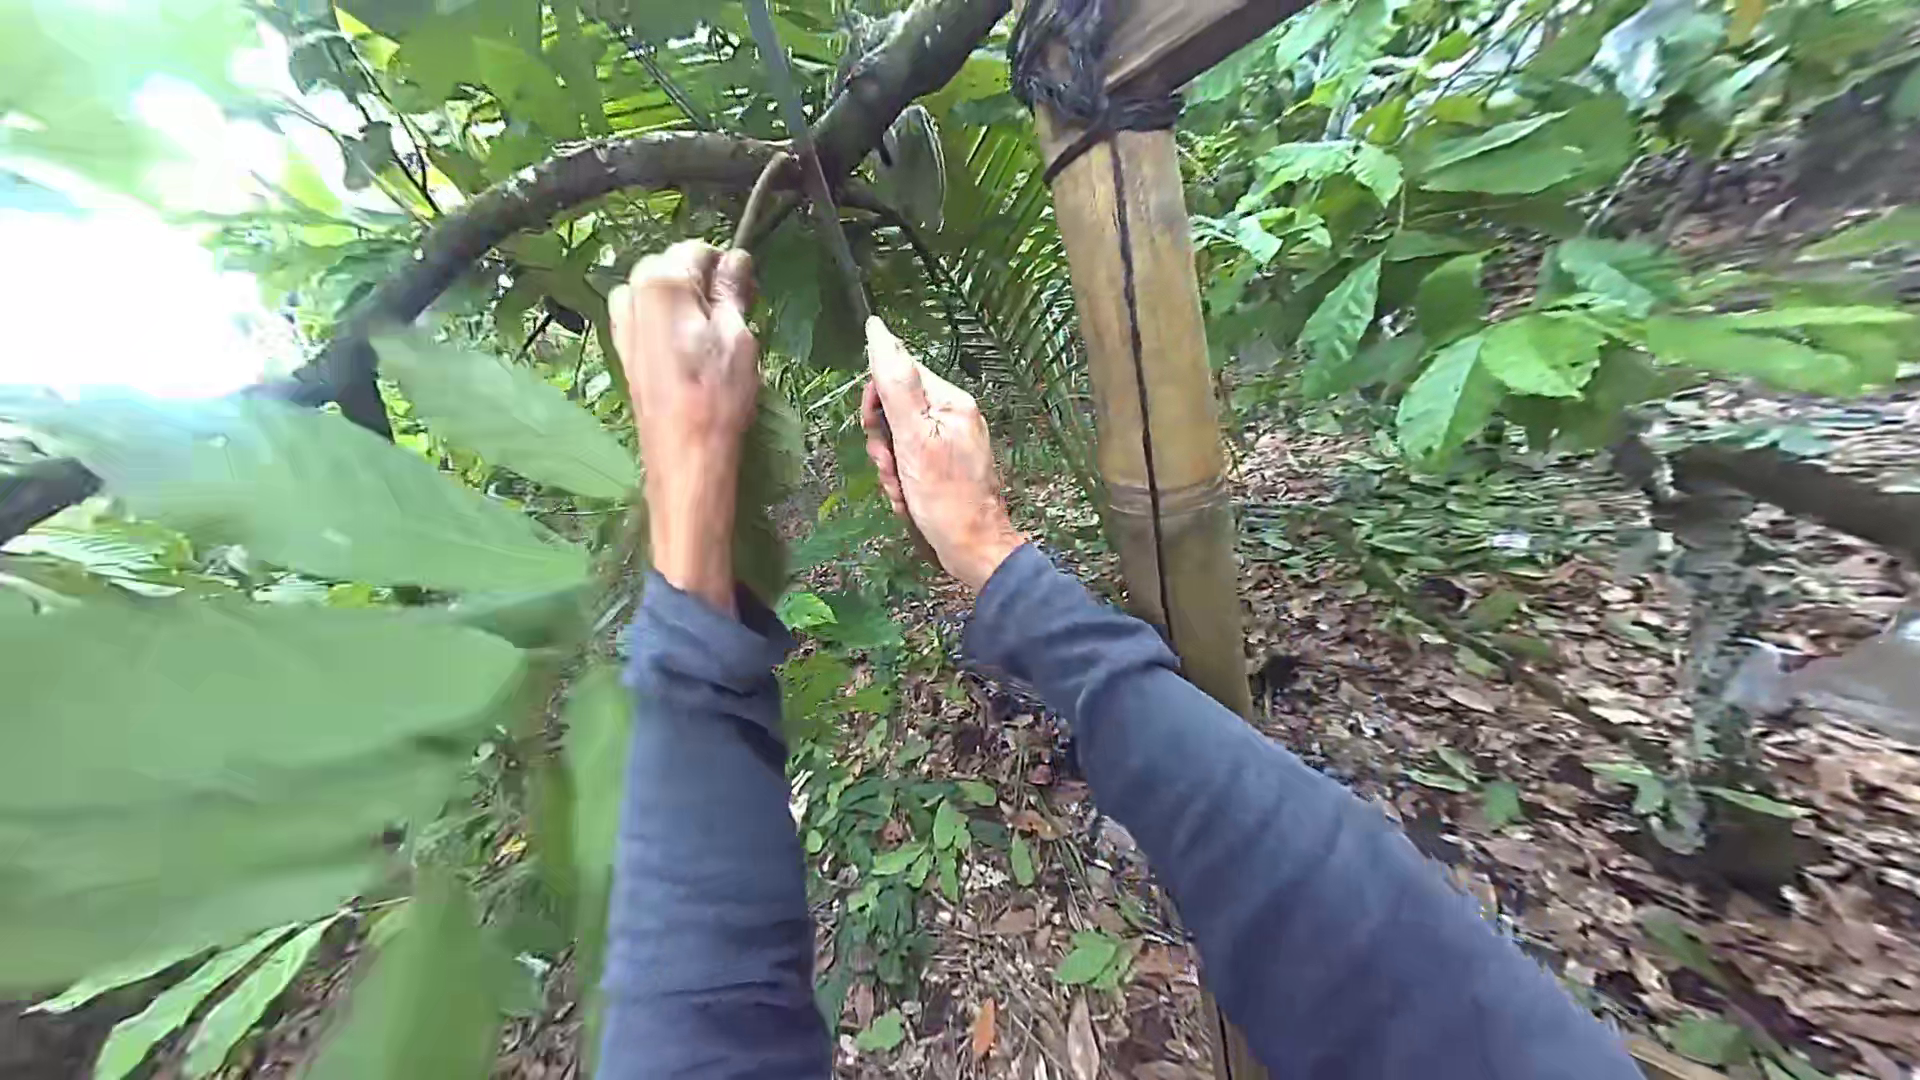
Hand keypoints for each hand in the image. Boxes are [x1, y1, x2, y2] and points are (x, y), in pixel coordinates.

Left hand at [609, 241, 758, 613]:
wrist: (685, 451)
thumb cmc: (718, 394)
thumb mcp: (738, 337)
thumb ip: (732, 292)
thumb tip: (738, 259)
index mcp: (662, 281)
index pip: (699, 251)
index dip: (730, 268)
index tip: (751, 293)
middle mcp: (632, 292)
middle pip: (673, 267)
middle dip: (706, 283)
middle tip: (739, 317)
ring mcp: (623, 322)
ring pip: (659, 292)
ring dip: (688, 304)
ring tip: (715, 338)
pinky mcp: (624, 349)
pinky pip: (647, 317)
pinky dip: (670, 323)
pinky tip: (690, 351)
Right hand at [863, 318, 1025, 592]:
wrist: (975, 550)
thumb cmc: (946, 500)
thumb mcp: (914, 440)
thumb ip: (896, 385)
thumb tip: (878, 331)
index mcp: (950, 402)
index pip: (898, 375)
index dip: (877, 404)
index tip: (878, 433)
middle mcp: (953, 416)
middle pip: (896, 411)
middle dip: (884, 444)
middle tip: (892, 468)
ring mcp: (951, 444)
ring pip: (899, 442)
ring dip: (891, 469)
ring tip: (904, 490)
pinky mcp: (946, 468)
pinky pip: (911, 464)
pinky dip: (903, 483)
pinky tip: (910, 501)